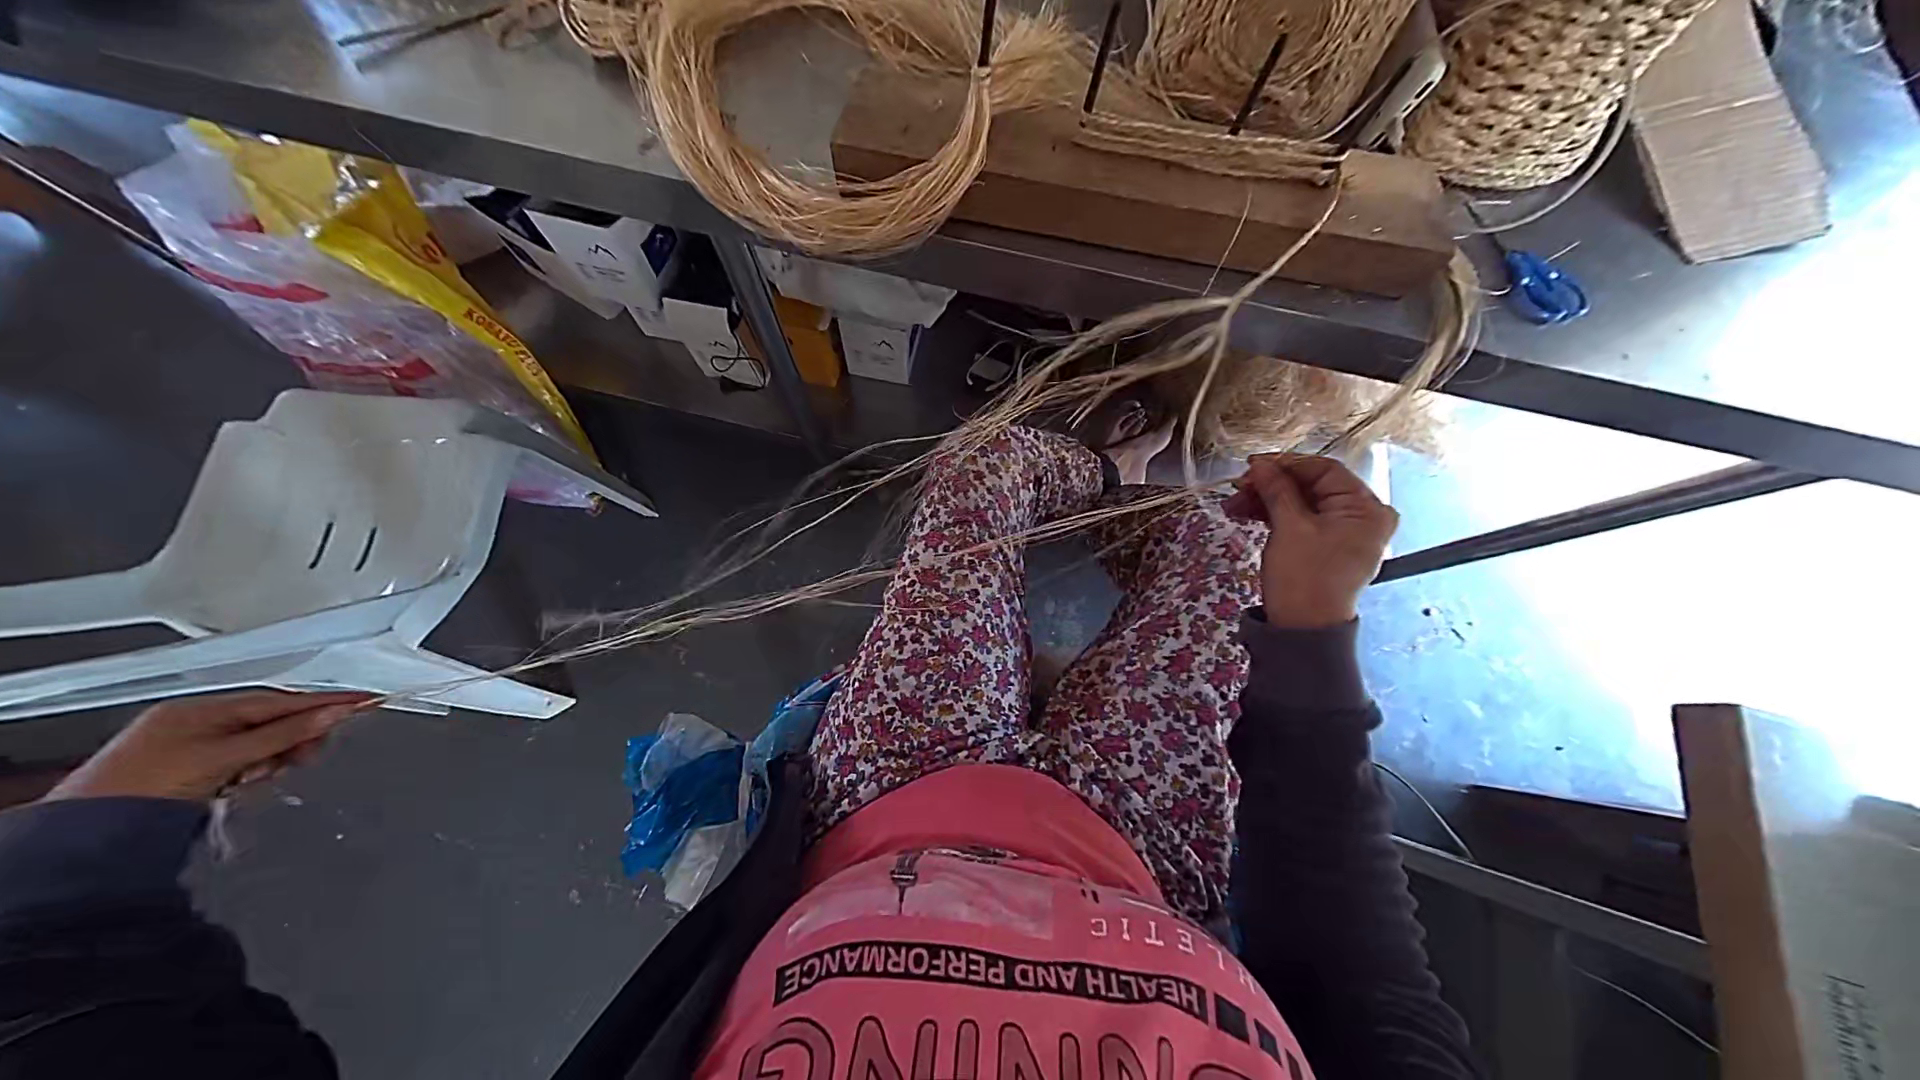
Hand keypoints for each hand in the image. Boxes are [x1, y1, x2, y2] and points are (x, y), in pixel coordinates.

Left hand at [43, 691, 371, 802]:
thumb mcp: (227, 757)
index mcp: (203, 708)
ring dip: (271, 759)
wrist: (83, 836)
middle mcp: (196, 720)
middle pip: (273, 720)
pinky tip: (241, 783)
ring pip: (260, 742)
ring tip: (256, 777)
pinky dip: (251, 769)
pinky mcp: (188, 767)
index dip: (328, 701)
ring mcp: (189, 744)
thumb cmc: (146, 787)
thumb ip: (286, 734)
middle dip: (294, 738)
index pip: (284, 700)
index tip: (368, 699)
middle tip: (302, 757)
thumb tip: (336, 713)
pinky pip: (241, 758)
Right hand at [1225, 453, 1398, 627]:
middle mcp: (1364, 516)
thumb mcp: (1289, 527)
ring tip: (1234, 505)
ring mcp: (1346, 532)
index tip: (1252, 464)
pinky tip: (1246, 514)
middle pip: (1312, 486)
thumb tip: (1260, 464)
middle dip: (1272, 485)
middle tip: (1238, 486)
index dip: (1286, 464)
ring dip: (1267, 500)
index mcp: (1366, 508)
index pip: (1325, 470)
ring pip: (1302, 502)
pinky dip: (1275, 515)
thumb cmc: (1304, 576)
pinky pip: (1302, 519)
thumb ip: (1277, 489)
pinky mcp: (1328, 545)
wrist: (1303, 627)